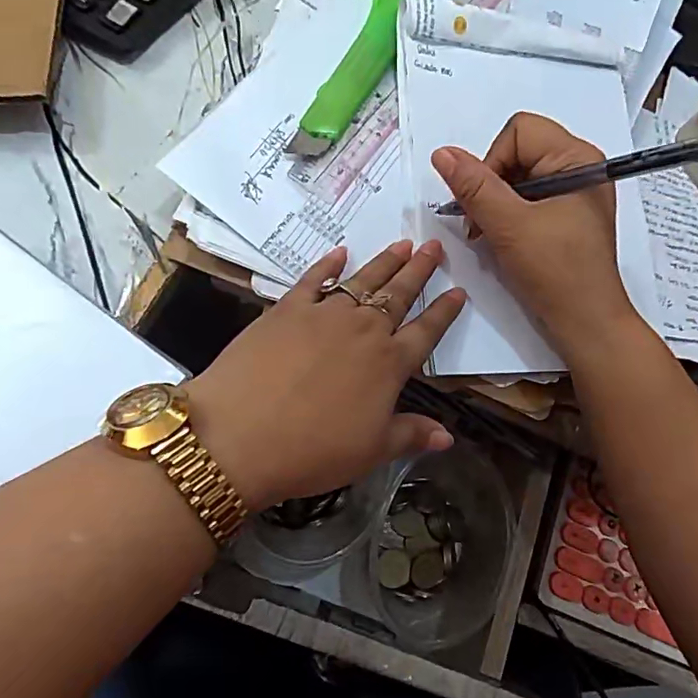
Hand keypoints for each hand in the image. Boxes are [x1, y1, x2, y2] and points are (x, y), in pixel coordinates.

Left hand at [186, 241, 467, 509]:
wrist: (239, 436)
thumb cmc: (312, 451)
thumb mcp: (370, 452)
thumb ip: (410, 435)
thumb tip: (448, 437)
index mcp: (389, 365)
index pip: (427, 332)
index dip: (444, 312)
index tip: (459, 291)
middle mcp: (362, 331)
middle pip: (398, 294)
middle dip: (419, 270)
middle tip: (433, 247)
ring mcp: (322, 316)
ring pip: (362, 281)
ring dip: (384, 262)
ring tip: (401, 244)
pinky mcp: (285, 310)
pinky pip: (313, 279)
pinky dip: (328, 264)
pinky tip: (339, 252)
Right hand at [430, 113, 642, 359]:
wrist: (586, 323)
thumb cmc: (556, 273)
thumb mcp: (509, 226)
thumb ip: (474, 187)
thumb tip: (443, 154)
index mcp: (577, 158)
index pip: (518, 132)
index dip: (491, 162)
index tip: (483, 204)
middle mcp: (578, 167)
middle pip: (516, 150)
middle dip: (490, 184)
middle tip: (481, 224)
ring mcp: (572, 193)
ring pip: (516, 177)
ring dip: (494, 203)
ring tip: (489, 235)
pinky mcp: (563, 215)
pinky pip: (525, 199)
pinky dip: (505, 216)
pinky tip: (500, 240)